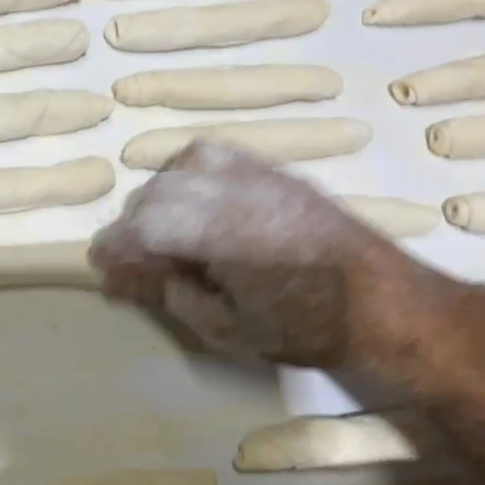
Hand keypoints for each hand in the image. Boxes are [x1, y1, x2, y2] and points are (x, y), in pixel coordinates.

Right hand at [90, 142, 450, 370]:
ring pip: (182, 165)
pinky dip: (189, 176)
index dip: (115, 247)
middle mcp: (237, 192)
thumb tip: (127, 275)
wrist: (385, 301)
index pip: (145, 226)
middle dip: (133, 227)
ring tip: (164, 233)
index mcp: (225, 236)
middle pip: (157, 193)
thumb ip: (172, 295)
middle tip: (131, 264)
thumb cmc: (306, 328)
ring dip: (159, 198)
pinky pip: (213, 154)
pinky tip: (194, 206)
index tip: (100, 268)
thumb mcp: (227, 329)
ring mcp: (258, 174)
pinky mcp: (274, 170)